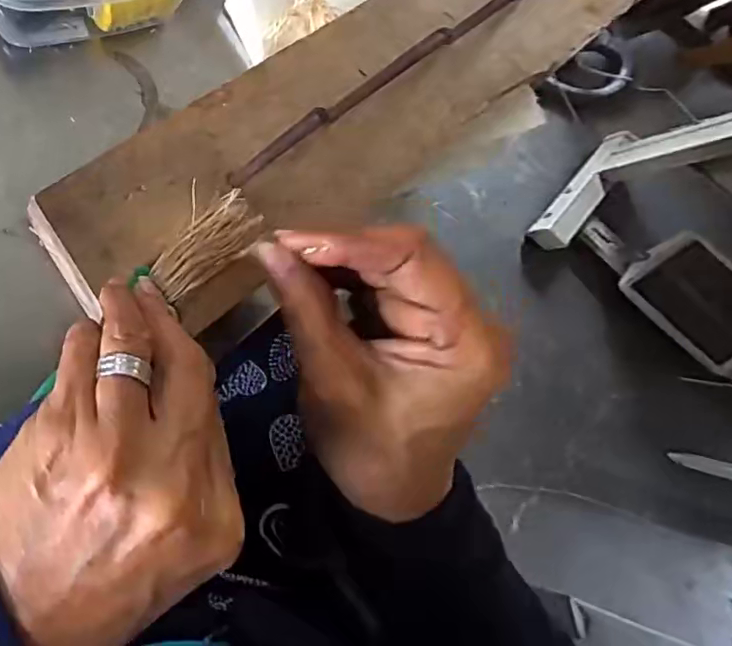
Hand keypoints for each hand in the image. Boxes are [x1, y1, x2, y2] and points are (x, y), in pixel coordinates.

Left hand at [0, 281, 243, 645]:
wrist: (25, 606)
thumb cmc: (109, 577)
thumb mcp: (180, 545)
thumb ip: (192, 467)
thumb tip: (175, 386)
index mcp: (212, 512)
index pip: (209, 403)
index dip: (188, 349)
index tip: (174, 321)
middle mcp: (167, 473)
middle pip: (177, 366)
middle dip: (160, 317)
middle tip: (143, 291)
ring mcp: (109, 445)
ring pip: (121, 351)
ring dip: (115, 316)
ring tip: (112, 300)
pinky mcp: (58, 426)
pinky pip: (76, 359)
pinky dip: (81, 337)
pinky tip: (82, 334)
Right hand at [255, 226, 511, 522]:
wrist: (388, 490)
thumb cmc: (366, 445)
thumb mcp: (330, 377)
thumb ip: (304, 307)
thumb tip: (266, 248)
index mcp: (464, 338)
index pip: (411, 260)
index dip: (347, 242)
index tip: (286, 242)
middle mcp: (465, 318)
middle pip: (403, 252)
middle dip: (337, 244)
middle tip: (278, 248)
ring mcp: (444, 316)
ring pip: (387, 257)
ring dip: (333, 254)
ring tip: (284, 257)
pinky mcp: (417, 318)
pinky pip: (377, 275)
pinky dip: (336, 269)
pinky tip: (304, 271)